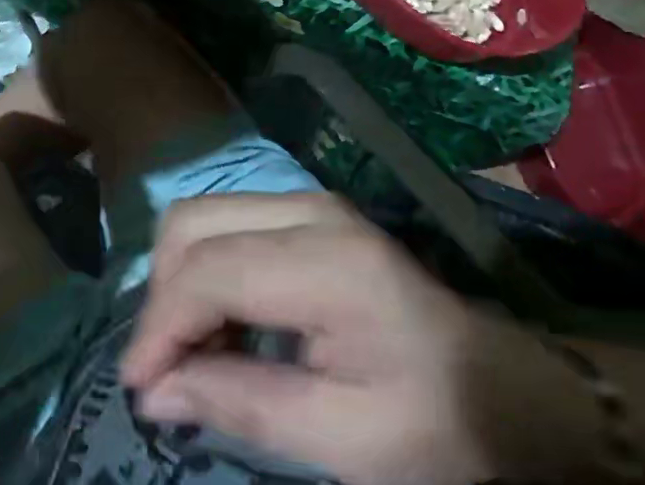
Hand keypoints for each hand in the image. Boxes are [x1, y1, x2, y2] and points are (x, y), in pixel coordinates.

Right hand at [120, 193, 594, 484]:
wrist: (506, 386)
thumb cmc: (439, 423)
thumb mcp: (349, 441)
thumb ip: (244, 407)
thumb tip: (154, 392)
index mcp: (330, 264)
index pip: (211, 272)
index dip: (161, 327)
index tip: (139, 388)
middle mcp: (309, 210)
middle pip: (192, 224)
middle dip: (162, 295)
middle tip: (163, 369)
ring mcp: (305, 202)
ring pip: (198, 215)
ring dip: (176, 280)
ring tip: (189, 349)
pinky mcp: (302, 211)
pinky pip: (221, 222)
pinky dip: (200, 269)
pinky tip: (216, 322)